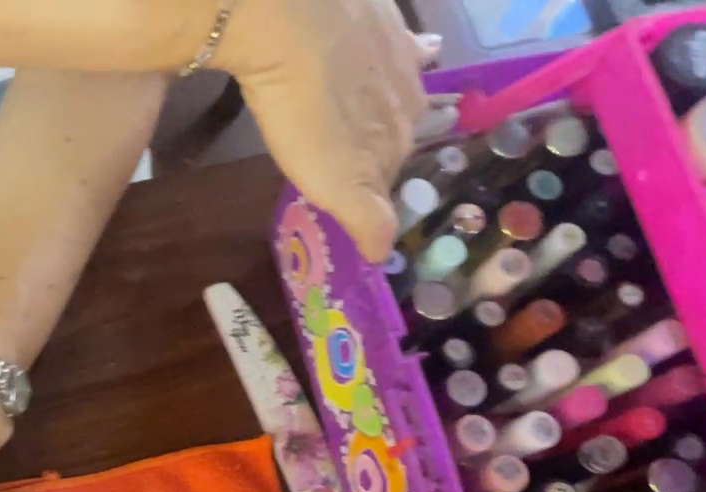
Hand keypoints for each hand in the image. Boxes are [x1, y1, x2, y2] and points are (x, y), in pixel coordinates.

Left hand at [213, 0, 430, 260]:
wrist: (294, 22)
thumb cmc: (306, 113)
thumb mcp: (334, 182)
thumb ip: (365, 217)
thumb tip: (383, 253)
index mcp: (397, 138)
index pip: (389, 174)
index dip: (367, 188)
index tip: (346, 195)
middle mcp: (411, 96)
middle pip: (395, 132)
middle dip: (374, 147)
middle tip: (345, 153)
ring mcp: (399, 52)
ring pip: (399, 89)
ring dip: (384, 104)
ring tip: (361, 110)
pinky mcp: (382, 15)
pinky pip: (400, 41)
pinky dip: (400, 52)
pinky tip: (394, 48)